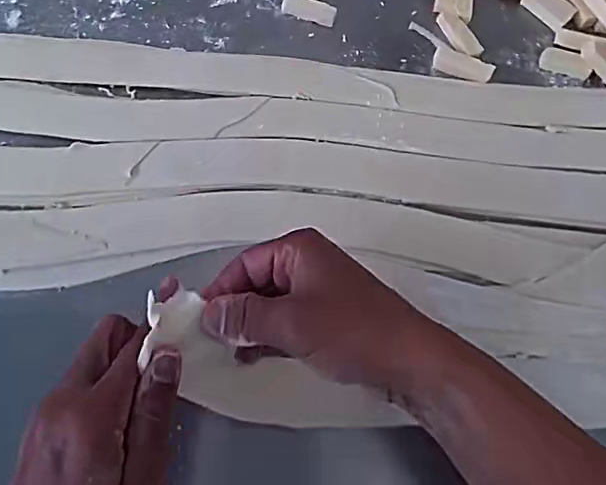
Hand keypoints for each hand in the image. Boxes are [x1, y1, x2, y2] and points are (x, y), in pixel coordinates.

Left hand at [10, 311, 181, 484]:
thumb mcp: (142, 481)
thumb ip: (154, 414)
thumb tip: (166, 357)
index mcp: (89, 412)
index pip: (133, 344)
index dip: (161, 332)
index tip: (180, 324)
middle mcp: (60, 403)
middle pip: (105, 335)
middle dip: (135, 344)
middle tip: (158, 376)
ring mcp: (43, 417)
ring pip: (91, 359)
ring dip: (117, 369)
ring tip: (136, 412)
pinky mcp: (36, 432)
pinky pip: (75, 386)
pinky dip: (98, 389)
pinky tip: (112, 427)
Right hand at [197, 228, 446, 396]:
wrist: (404, 357)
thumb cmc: (363, 329)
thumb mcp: (291, 323)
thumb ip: (246, 317)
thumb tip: (217, 312)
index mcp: (300, 249)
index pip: (245, 262)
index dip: (221, 290)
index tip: (201, 317)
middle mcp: (309, 262)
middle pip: (256, 280)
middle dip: (234, 309)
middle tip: (213, 336)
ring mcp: (318, 287)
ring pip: (269, 301)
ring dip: (249, 325)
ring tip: (231, 348)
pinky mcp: (325, 312)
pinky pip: (285, 318)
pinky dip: (267, 334)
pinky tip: (256, 352)